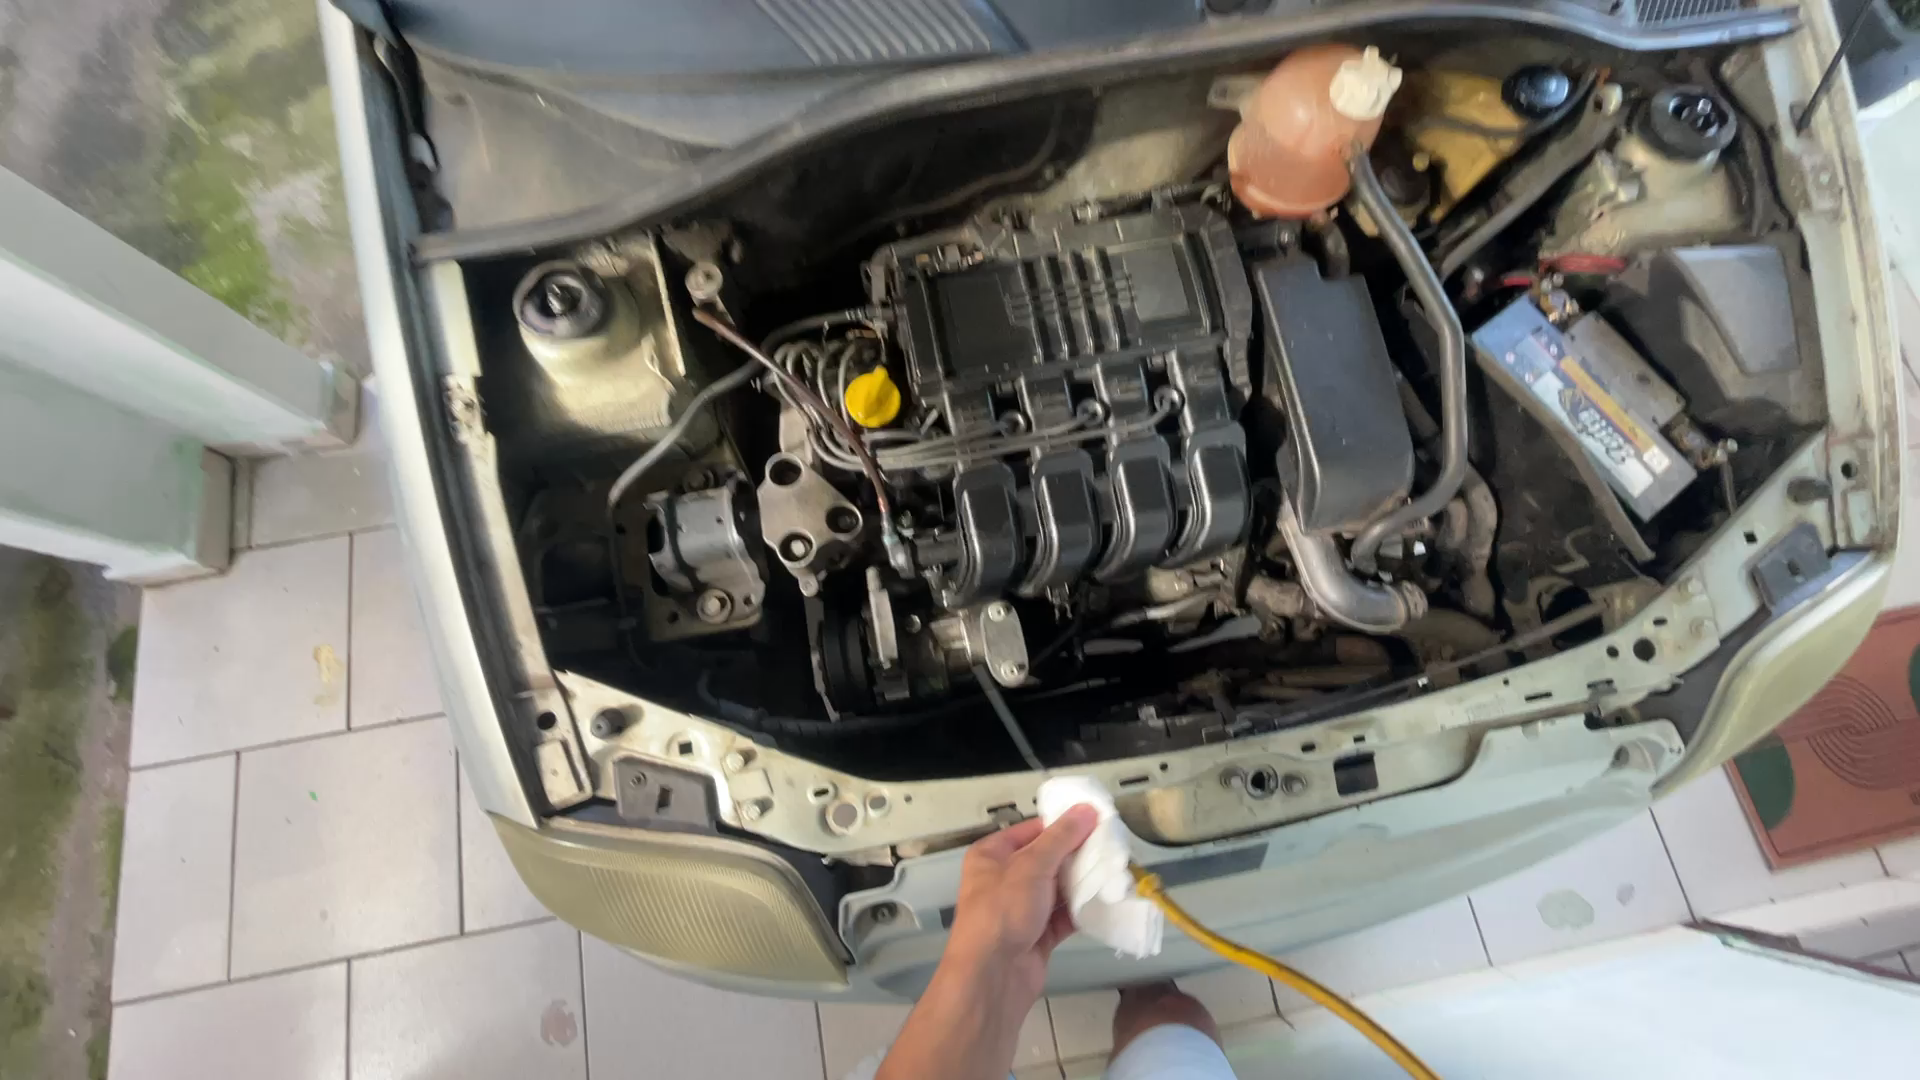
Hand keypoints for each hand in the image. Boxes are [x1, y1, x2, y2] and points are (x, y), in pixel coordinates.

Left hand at [945, 805, 1100, 1000]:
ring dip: (1081, 884)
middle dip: (1075, 856)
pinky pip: (1062, 917)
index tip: (1094, 820)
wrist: (992, 977)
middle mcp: (1004, 879)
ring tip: (1113, 871)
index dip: (1061, 825)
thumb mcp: (1032, 865)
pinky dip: (1080, 911)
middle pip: (1046, 859)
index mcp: (992, 854)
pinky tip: (1103, 902)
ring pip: (1056, 889)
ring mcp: (1020, 909)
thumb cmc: (1002, 910)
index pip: (1031, 831)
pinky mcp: (1036, 936)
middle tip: (1110, 847)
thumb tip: (1086, 809)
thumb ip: (1061, 838)